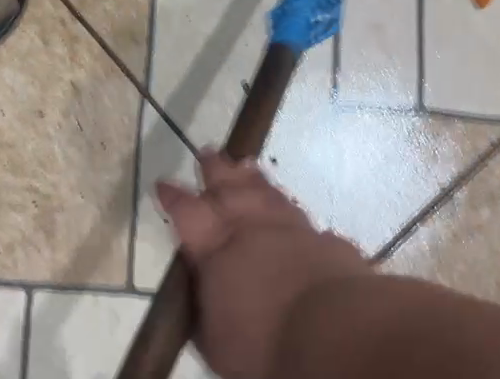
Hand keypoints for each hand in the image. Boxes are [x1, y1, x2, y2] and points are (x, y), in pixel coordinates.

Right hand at [156, 151, 373, 378]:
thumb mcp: (216, 343)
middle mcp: (251, 227)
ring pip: (268, 194)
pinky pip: (306, 222)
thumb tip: (202, 300)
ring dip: (254, 180)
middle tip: (208, 152)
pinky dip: (295, 216)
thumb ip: (206, 311)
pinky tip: (295, 217)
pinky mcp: (328, 242)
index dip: (174, 196)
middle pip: (228, 187)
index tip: (164, 183)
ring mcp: (293, 229)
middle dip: (215, 169)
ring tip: (247, 165)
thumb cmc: (265, 345)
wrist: (335, 334)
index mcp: (216, 248)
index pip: (187, 212)